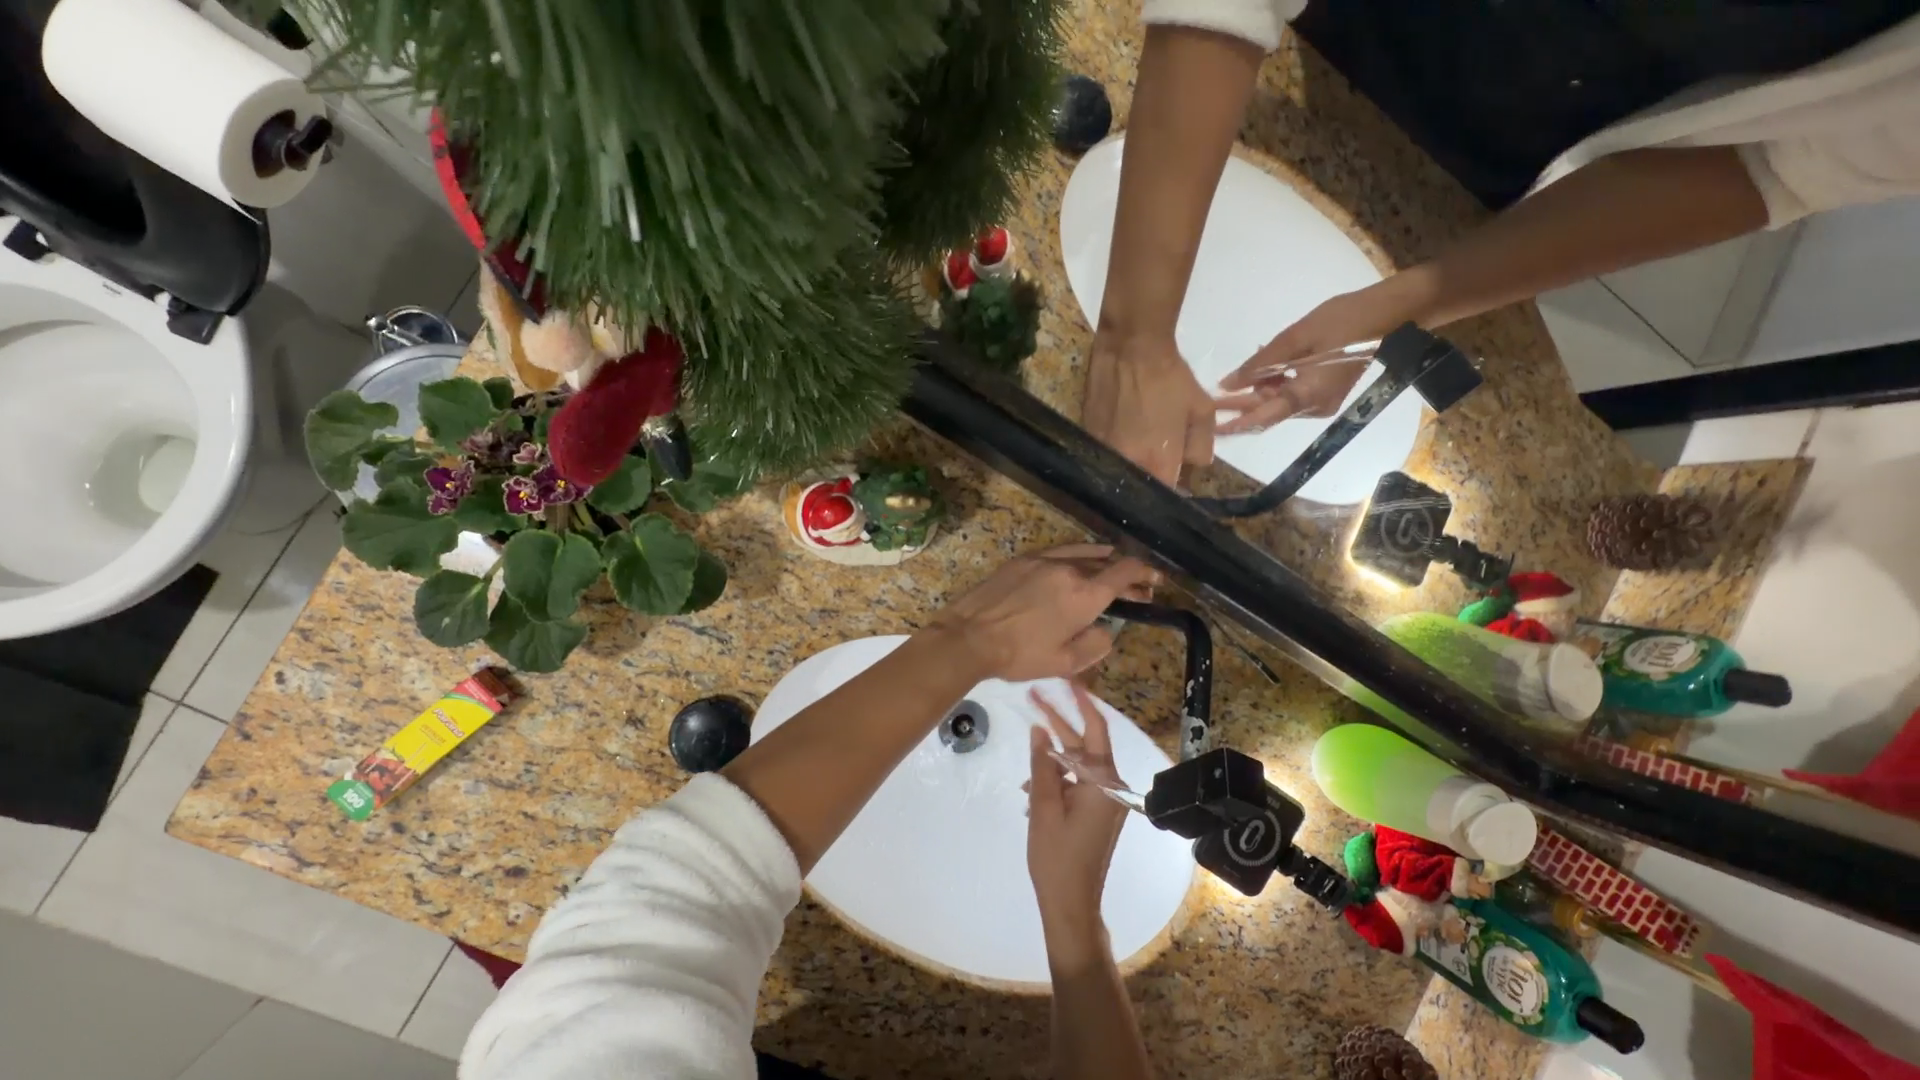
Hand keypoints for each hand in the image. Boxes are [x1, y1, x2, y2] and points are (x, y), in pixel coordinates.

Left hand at [925, 545, 1157, 682]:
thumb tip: (1106, 630)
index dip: (1145, 573)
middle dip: (1124, 576)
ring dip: (1101, 562)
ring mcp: (1044, 560)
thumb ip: (1095, 645)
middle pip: (1106, 564)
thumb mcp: (1065, 662)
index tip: (1155, 579)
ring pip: (1082, 555)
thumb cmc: (1019, 655)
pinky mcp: (1022, 559)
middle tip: (1134, 590)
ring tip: (1109, 569)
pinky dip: (1075, 556)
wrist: (969, 636)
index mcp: (1085, 595)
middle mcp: (1069, 570)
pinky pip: (1058, 552)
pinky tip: (1074, 563)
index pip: (1125, 572)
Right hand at [1026, 684, 1128, 961]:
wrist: (1071, 904)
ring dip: (1054, 756)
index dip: (1081, 703)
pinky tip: (1033, 786)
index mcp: (1104, 784)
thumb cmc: (1056, 857)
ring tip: (1028, 751)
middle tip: (1033, 698)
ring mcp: (1107, 803)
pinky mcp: (1098, 815)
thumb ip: (1043, 765)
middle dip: (1059, 723)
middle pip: (1086, 745)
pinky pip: (1079, 784)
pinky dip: (1059, 779)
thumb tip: (1040, 731)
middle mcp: (1112, 788)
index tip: (1067, 681)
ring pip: (1080, 765)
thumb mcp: (1043, 806)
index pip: (1096, 730)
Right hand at [1082, 332, 1213, 486]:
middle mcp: (1127, 465)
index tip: (1176, 486)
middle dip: (1149, 483)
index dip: (1172, 496)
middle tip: (1158, 466)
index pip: (1164, 498)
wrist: (1131, 347)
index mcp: (1158, 464)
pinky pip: (1103, 454)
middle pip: (1138, 489)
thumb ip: (1201, 447)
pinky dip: (1113, 452)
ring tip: (1138, 451)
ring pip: (1118, 473)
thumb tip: (1191, 467)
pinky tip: (1122, 436)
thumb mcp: (1202, 411)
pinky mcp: (1086, 436)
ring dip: (1129, 468)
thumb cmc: (1170, 379)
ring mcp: (1102, 452)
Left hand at [1213, 288, 1411, 435]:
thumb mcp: (1295, 337)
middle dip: (1240, 406)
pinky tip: (1263, 369)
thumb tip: (1228, 383)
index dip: (1236, 422)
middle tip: (1210, 401)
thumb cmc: (1343, 321)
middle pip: (1269, 412)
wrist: (1387, 313)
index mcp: (1308, 396)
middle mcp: (1314, 407)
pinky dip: (1275, 384)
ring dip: (1257, 391)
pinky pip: (1292, 394)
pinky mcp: (1325, 393)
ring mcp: (1322, 402)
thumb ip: (1260, 363)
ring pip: (1279, 403)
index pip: (1264, 417)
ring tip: (1238, 376)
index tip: (1212, 427)